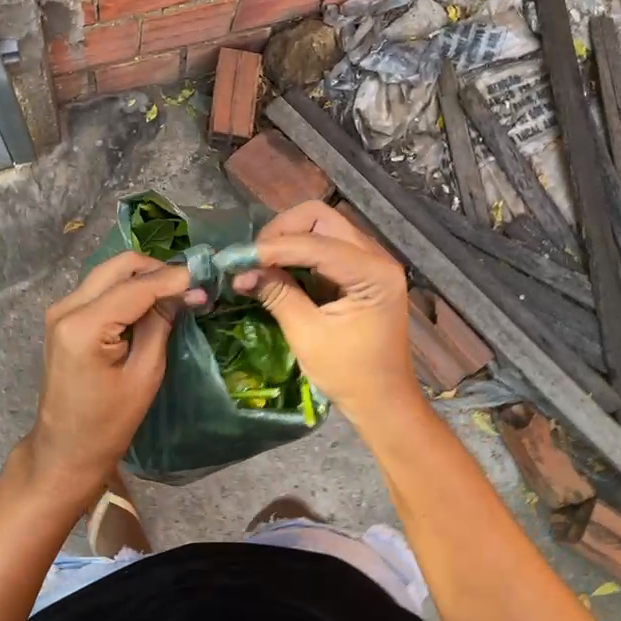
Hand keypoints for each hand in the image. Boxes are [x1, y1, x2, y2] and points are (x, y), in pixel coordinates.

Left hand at [27, 252, 198, 495]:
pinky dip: (127, 289)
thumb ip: (161, 324)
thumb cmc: (108, 423)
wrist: (65, 449)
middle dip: (157, 270)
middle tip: (189, 286)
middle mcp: (66, 307)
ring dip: (142, 277)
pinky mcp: (63, 316)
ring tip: (174, 295)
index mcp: (84, 325)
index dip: (173, 279)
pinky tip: (150, 304)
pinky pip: (100, 287)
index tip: (204, 279)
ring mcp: (60, 309)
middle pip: (119, 266)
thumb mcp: (144, 374)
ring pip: (109, 272)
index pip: (136, 287)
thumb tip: (187, 291)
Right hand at [232, 202, 415, 422]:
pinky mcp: (360, 270)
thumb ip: (278, 295)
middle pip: (321, 219)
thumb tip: (241, 272)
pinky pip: (325, 245)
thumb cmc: (350, 374)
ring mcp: (370, 261)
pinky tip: (276, 267)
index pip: (317, 244)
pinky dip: (298, 251)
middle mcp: (377, 257)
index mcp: (373, 274)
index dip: (274, 247)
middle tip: (252, 256)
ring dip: (288, 239)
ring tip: (259, 262)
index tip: (237, 259)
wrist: (383, 401)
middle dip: (282, 232)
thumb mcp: (307, 335)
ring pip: (322, 227)